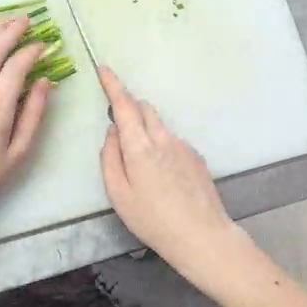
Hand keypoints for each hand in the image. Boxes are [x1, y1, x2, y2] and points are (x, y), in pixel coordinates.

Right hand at [99, 67, 245, 276]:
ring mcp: (183, 146)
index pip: (124, 105)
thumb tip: (113, 133)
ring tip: (142, 168)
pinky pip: (172, 142)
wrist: (203, 237)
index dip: (113, 85)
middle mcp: (163, 138)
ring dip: (146, 131)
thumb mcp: (118, 194)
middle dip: (129, 108)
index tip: (103, 69)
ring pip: (159, 126)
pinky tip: (163, 179)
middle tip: (118, 129)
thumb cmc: (153, 220)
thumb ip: (110, 158)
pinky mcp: (197, 158)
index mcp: (140, 146)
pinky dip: (161, 148)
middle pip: (145, 109)